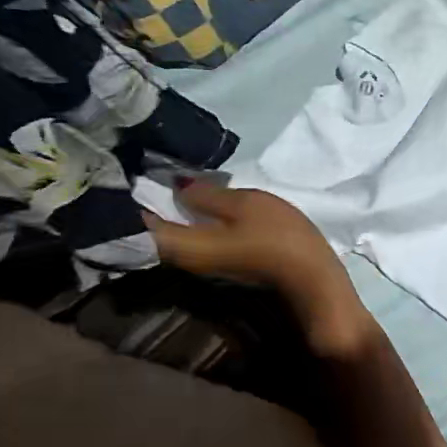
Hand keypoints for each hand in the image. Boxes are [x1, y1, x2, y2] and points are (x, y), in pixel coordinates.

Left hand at [143, 182, 376, 359]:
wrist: (309, 275)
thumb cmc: (276, 236)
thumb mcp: (243, 204)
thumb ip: (206, 194)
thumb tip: (177, 186)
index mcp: (184, 246)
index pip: (142, 224)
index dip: (137, 198)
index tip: (137, 172)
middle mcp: (185, 259)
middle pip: (155, 231)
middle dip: (151, 203)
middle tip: (152, 171)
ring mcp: (203, 263)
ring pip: (174, 234)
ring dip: (170, 211)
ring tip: (173, 181)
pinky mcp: (220, 260)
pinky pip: (191, 237)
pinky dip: (187, 219)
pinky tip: (198, 201)